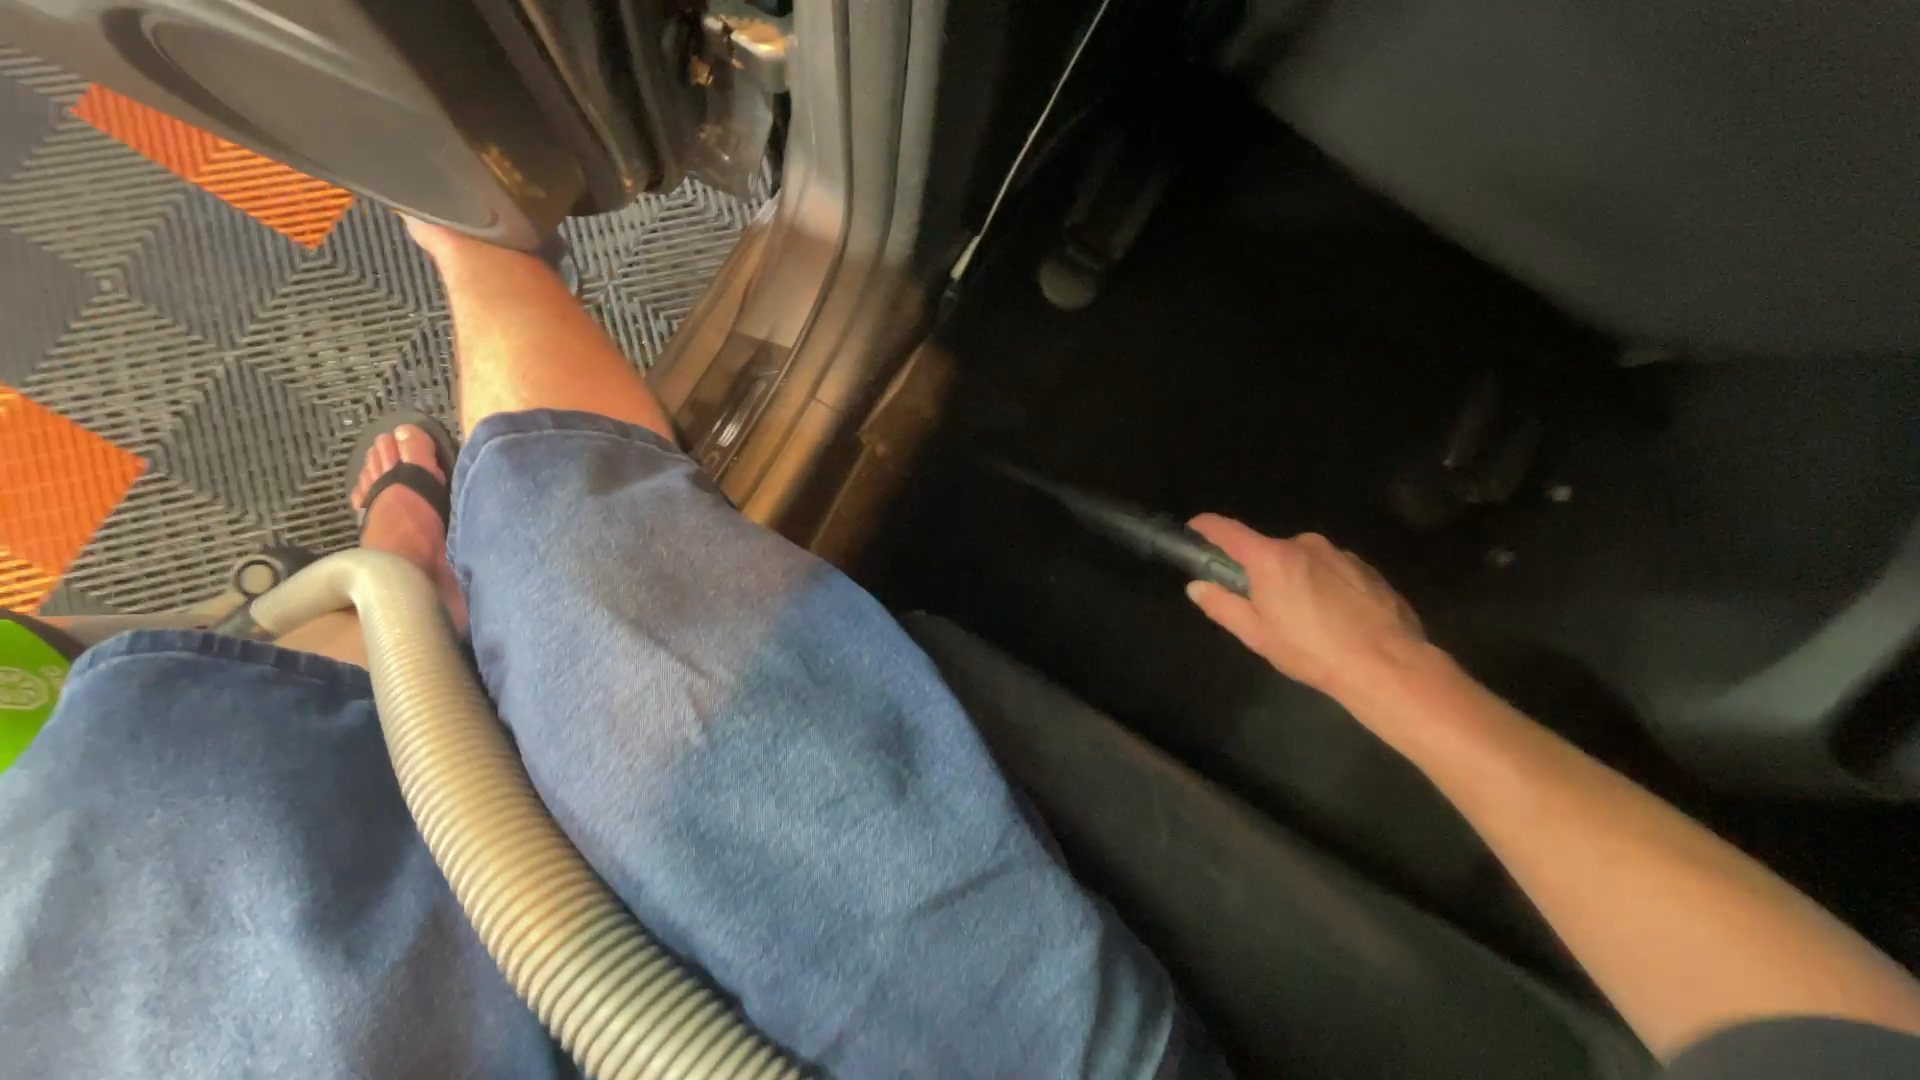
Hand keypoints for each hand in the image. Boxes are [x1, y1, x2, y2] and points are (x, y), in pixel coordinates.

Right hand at [1186, 515, 1427, 699]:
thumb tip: (1198, 586)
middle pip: (1267, 551)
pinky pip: (1331, 572)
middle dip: (1259, 572)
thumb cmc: (1311, 651)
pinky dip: (1324, 588)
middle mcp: (1304, 544)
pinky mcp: (1366, 568)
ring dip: (1294, 581)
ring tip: (1305, 620)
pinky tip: (1335, 620)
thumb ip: (1222, 605)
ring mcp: (1339, 553)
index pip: (1226, 529)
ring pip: (1302, 562)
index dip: (1204, 528)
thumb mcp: (1257, 635)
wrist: (1386, 664)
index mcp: (1271, 558)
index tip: (1193, 532)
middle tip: (1261, 607)